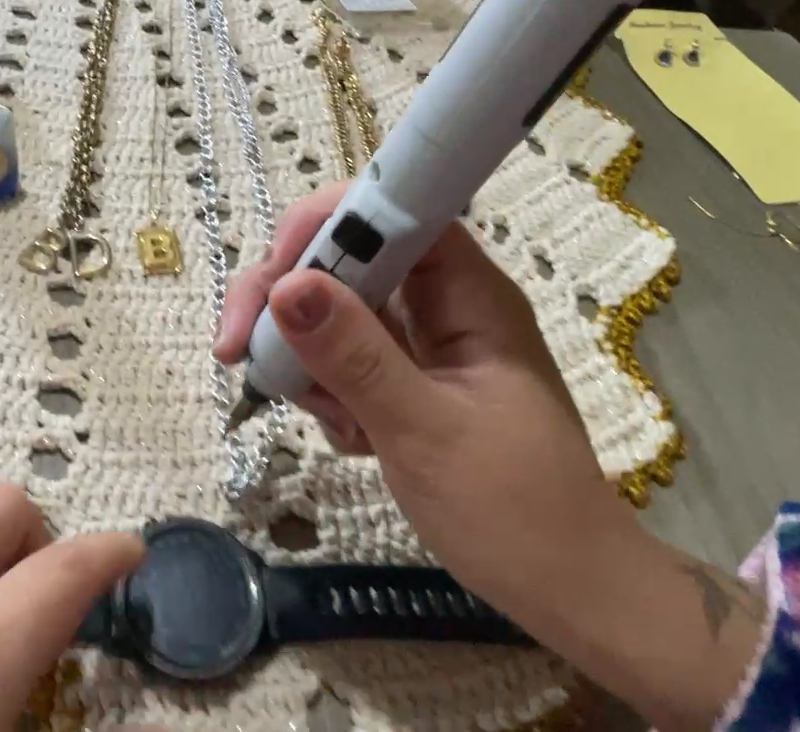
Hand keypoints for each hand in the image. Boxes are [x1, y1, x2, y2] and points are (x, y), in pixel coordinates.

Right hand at [216, 182, 631, 614]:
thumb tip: (285, 286)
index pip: (392, 213)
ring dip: (305, 356)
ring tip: (328, 418)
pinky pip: (339, 355)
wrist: (562, 586)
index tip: (274, 277)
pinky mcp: (402, 375)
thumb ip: (355, 358)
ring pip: (331, 309)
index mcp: (467, 294)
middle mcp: (440, 303)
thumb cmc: (514, 513)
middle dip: (287, 299)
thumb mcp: (424, 432)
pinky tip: (348, 436)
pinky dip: (324, 388)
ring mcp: (419, 340)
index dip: (326, 223)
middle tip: (237, 350)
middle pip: (343, 258)